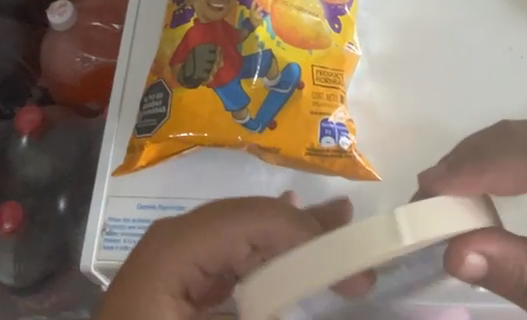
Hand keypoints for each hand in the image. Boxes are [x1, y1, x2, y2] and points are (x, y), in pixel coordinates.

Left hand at [97, 196, 363, 319]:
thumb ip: (264, 306)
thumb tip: (296, 300)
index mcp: (176, 248)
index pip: (254, 222)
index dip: (309, 240)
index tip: (356, 271)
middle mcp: (173, 241)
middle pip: (249, 221)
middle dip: (302, 227)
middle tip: (351, 226)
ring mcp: (170, 261)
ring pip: (240, 236)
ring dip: (287, 237)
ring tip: (331, 223)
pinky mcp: (172, 285)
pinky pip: (225, 259)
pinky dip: (261, 254)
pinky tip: (281, 242)